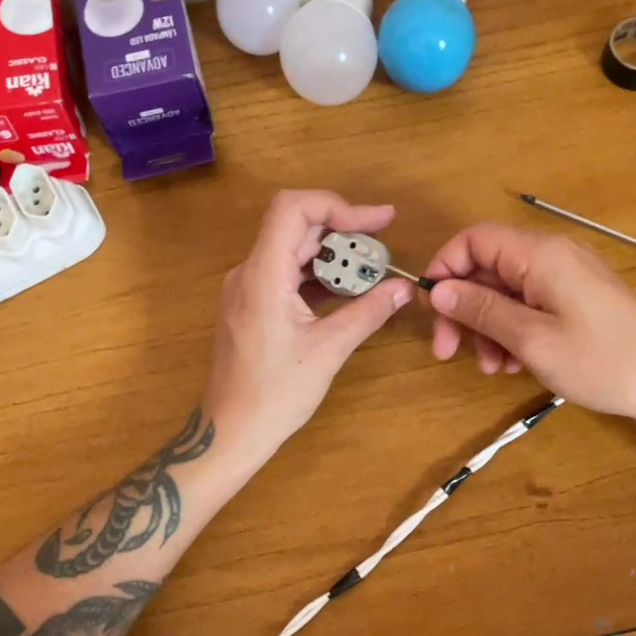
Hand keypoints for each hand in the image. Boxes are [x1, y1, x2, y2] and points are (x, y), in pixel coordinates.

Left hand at [204, 191, 414, 460]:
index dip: (337, 205)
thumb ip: (368, 312)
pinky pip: (285, 275)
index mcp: (262, 275)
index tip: (375, 222)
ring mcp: (246, 290)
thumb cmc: (275, 394)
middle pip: (295, 226)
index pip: (293, 208)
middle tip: (383, 242)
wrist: (230, 431)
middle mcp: (249, 273)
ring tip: (371, 268)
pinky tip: (347, 291)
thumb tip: (404, 287)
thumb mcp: (328, 350)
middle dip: (342, 229)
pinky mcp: (250, 306)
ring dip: (332, 254)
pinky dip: (316, 275)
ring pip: (291, 250)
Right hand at [424, 223, 635, 433]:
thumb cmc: (600, 360)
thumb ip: (482, 310)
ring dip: (486, 327)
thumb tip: (439, 289)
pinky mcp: (575, 299)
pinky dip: (512, 331)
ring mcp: (565, 278)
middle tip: (447, 352)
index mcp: (540, 255)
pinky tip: (513, 365)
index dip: (445, 268)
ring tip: (491, 367)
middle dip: (463, 308)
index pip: (474, 239)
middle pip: (486, 268)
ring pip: (505, 291)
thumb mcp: (531, 339)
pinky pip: (529, 305)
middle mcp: (551, 256)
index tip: (432, 310)